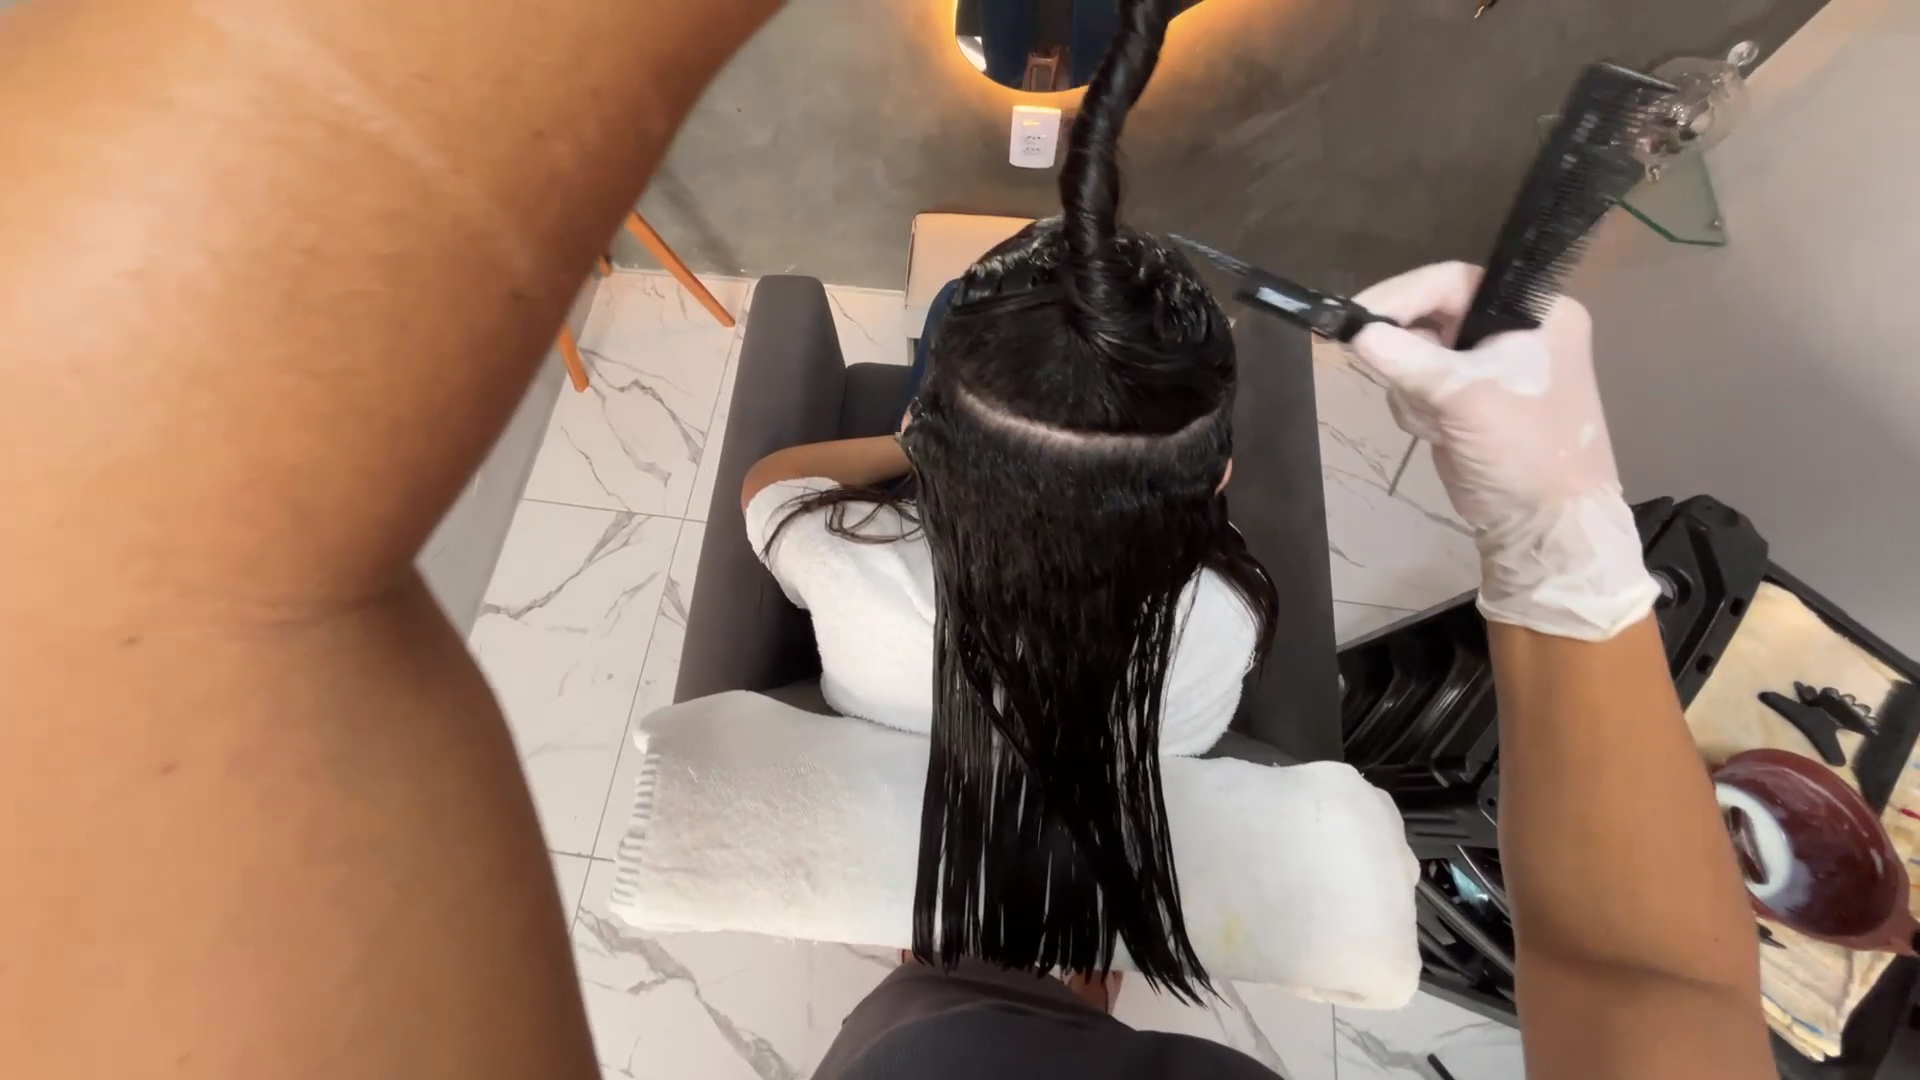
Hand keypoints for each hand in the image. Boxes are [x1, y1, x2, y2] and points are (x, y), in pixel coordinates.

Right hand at [1348, 263, 1658, 640]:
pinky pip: (1415, 386)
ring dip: (1411, 390)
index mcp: (1534, 311)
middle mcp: (1511, 330)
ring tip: (1437, 422)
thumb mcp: (1463, 397)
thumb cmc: (1522, 449)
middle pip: (1428, 318)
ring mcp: (1485, 366)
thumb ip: (1407, 360)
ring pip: (1413, 356)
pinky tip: (1437, 432)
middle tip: (1403, 385)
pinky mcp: (1464, 398)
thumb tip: (1354, 332)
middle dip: (1408, 357)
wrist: (1541, 519)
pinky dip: (1415, 408)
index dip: (1401, 296)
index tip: (1352, 318)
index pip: (1452, 282)